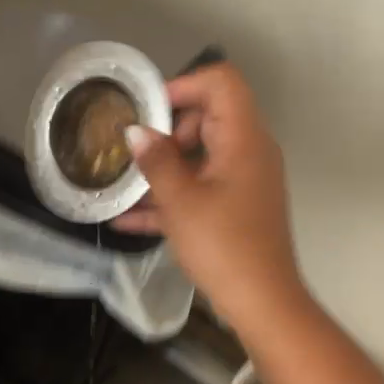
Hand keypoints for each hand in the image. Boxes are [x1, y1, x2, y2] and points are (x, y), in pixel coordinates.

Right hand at [113, 65, 309, 320]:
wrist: (261, 299)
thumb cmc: (222, 246)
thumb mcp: (181, 203)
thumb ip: (156, 163)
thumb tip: (135, 132)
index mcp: (243, 138)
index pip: (219, 83)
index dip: (181, 87)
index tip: (144, 112)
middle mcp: (248, 152)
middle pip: (207, 119)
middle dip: (166, 134)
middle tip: (134, 159)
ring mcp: (243, 182)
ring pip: (198, 160)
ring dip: (161, 172)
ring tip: (122, 189)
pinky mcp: (235, 210)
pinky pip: (199, 192)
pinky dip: (170, 200)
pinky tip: (128, 220)